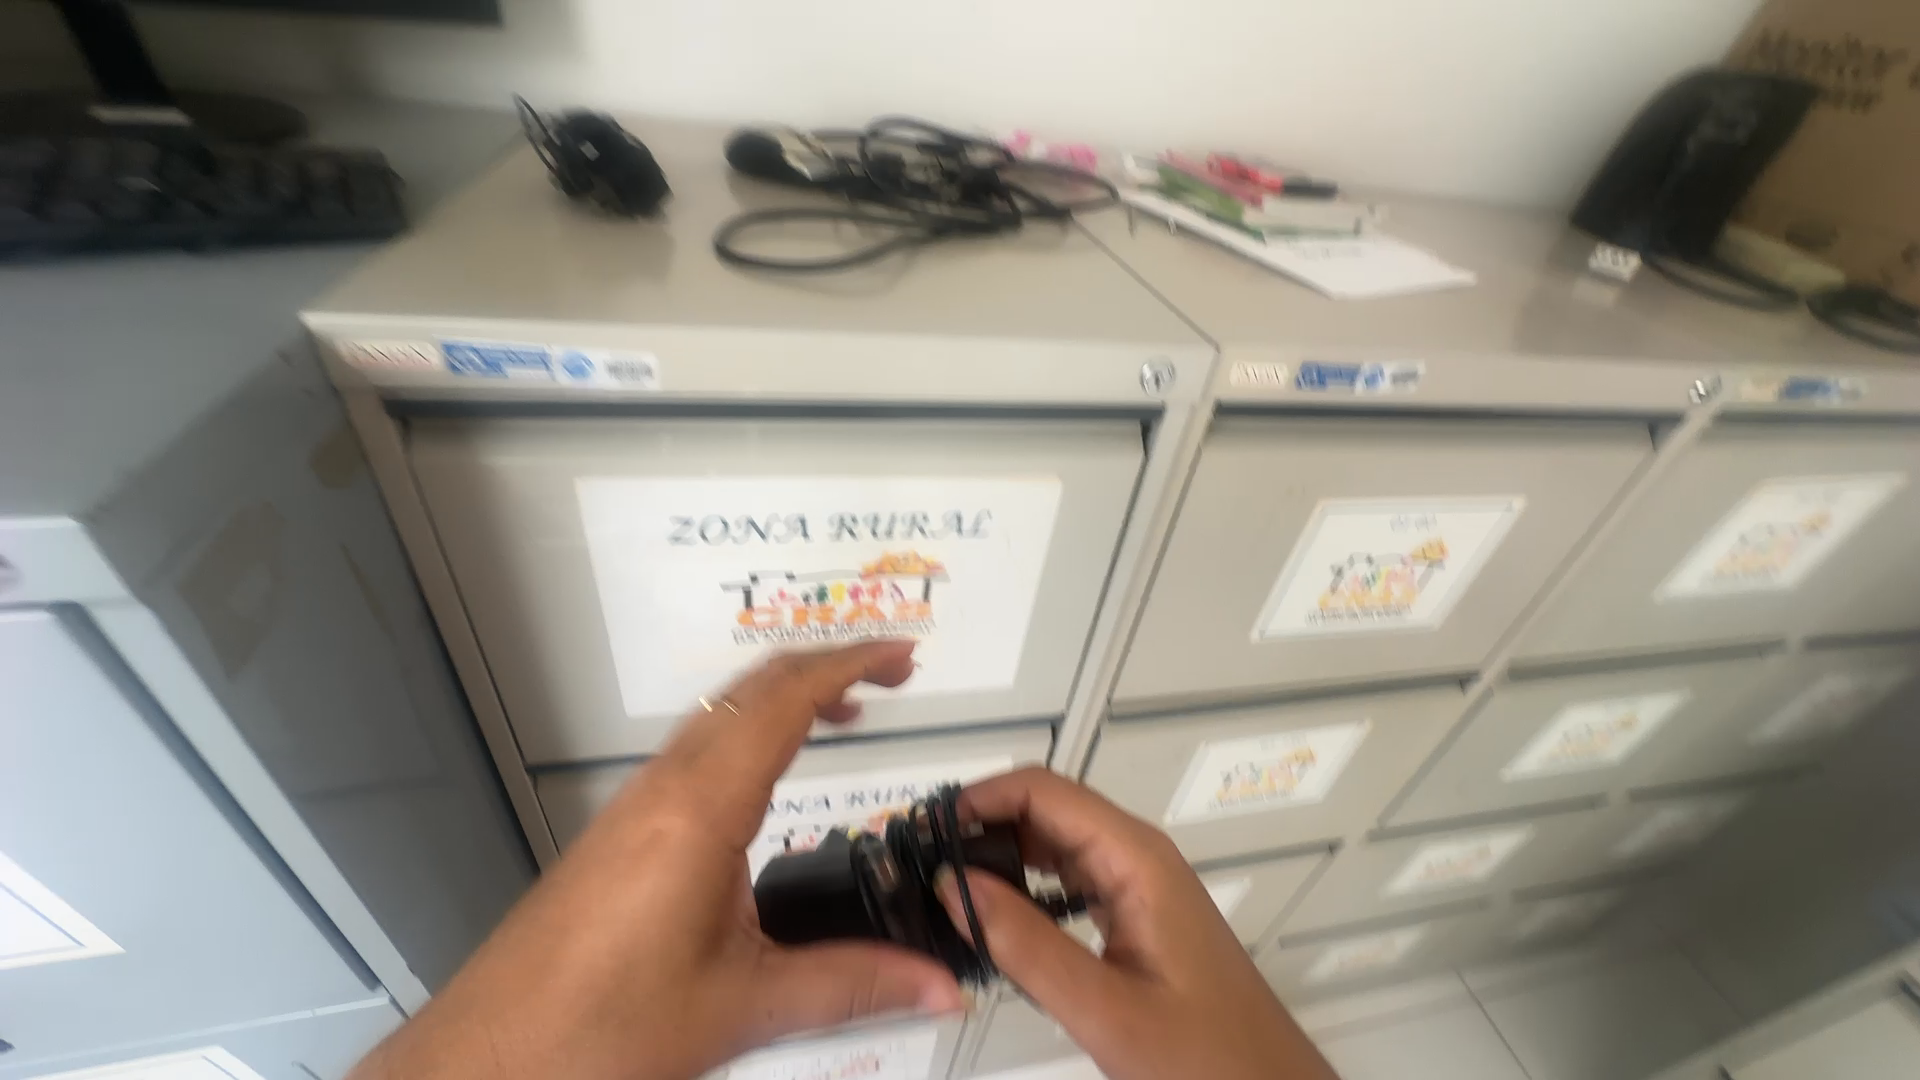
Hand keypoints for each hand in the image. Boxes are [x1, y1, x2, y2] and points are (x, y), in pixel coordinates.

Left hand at [349, 641, 964, 1079]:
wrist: (479, 1064)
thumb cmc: (607, 1030)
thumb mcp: (742, 1006)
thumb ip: (853, 984)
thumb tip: (945, 985)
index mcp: (704, 805)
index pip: (786, 700)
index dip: (850, 664)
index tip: (904, 656)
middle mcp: (670, 780)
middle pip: (756, 685)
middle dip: (830, 665)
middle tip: (896, 674)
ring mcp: (641, 794)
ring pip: (725, 707)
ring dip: (790, 691)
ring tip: (850, 711)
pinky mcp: (626, 818)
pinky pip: (702, 738)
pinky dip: (756, 723)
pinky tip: (773, 768)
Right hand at [936, 767, 1335, 1079]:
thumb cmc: (1200, 1056)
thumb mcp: (1104, 1008)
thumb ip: (1024, 944)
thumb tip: (951, 883)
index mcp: (1133, 855)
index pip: (1044, 791)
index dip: (983, 796)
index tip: (929, 827)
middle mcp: (1134, 852)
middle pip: (1048, 807)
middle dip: (987, 820)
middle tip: (928, 858)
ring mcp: (1137, 880)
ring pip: (1057, 841)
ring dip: (1004, 851)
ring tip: (950, 882)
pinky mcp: (1135, 910)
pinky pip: (1070, 876)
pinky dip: (1029, 883)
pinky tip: (1000, 913)